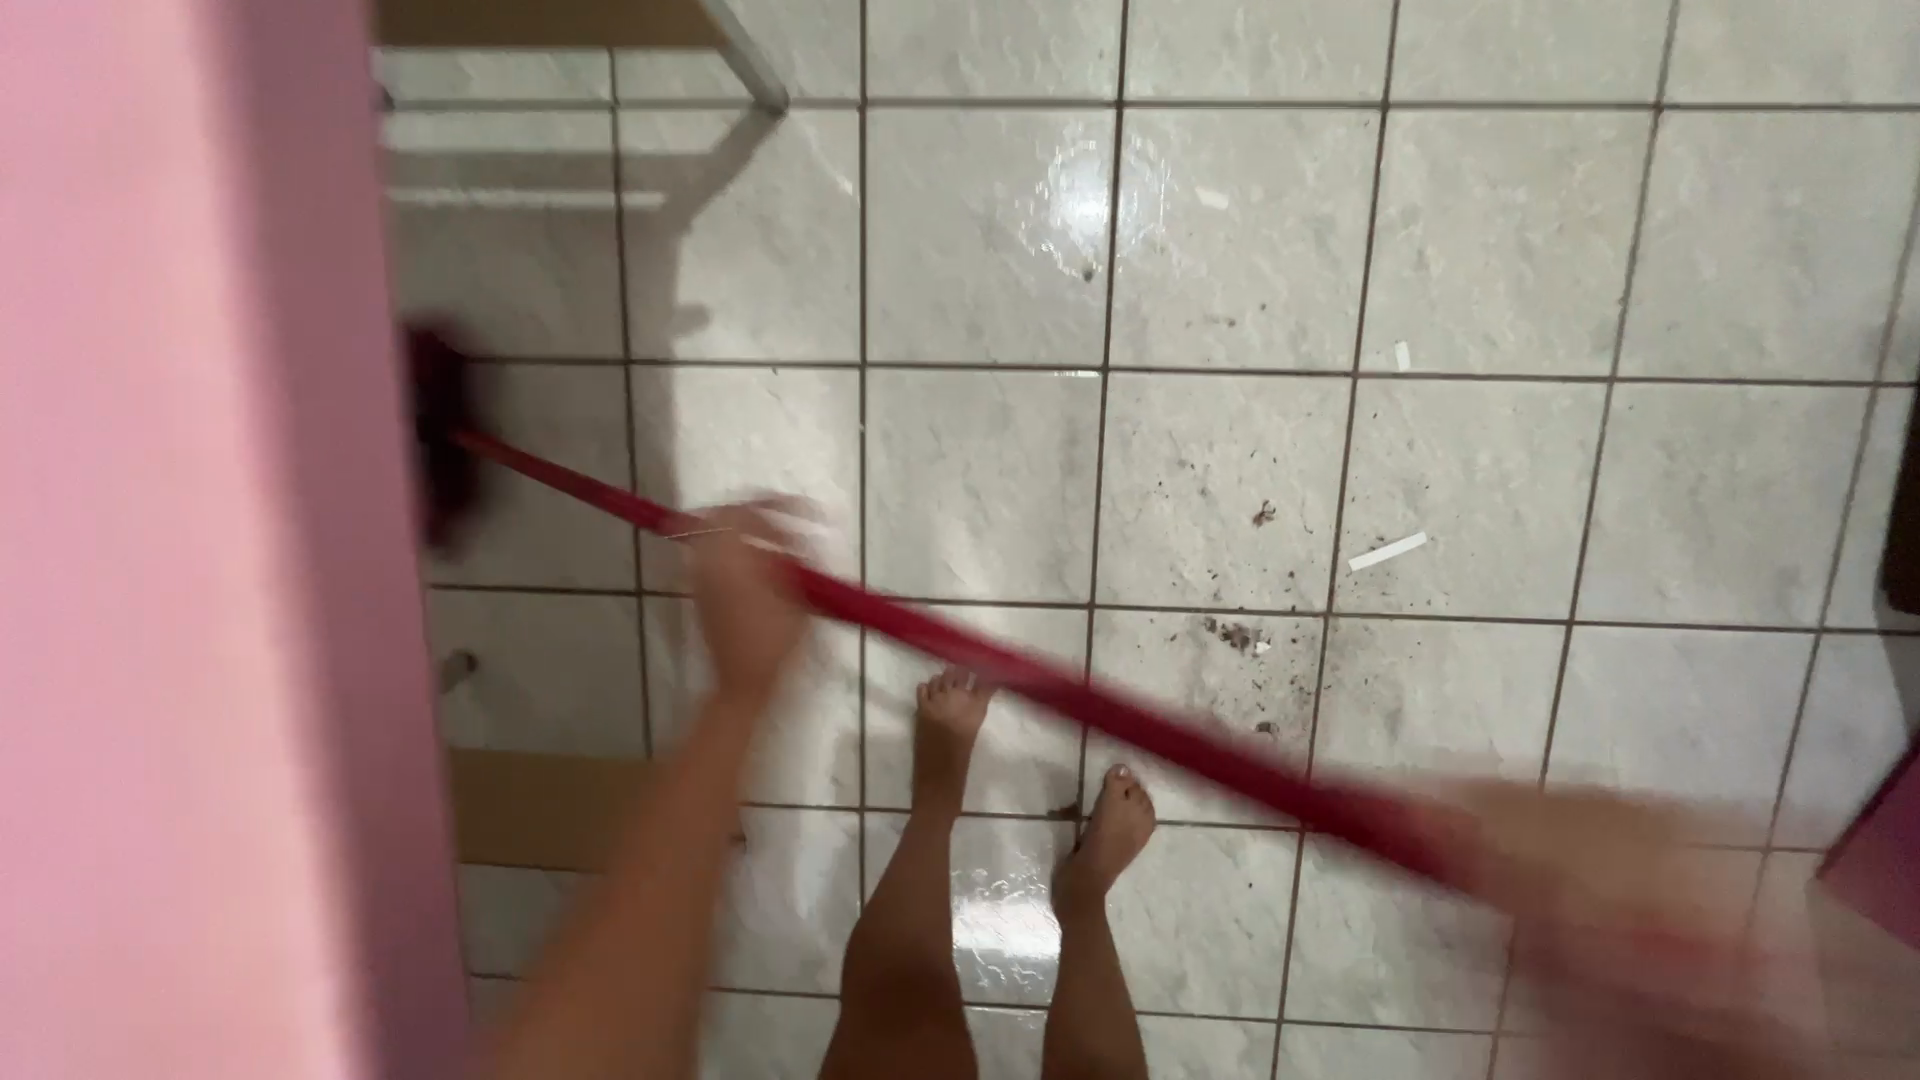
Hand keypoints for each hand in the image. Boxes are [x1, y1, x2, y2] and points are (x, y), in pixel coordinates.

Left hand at [685, 501, 813, 707]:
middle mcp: (706, 561)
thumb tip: (795, 535)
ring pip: (711, 536)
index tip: (805, 514)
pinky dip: (734, 552)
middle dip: (751, 512)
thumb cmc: (777, 642)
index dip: (778, 505)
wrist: (743, 685)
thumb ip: (795, 556)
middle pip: (718, 515)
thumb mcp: (799, 595)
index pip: (745, 510)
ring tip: (776, 545)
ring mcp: (698, 578)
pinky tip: (761, 568)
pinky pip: (711, 557)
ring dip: (742, 532)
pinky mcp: (699, 595)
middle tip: (782, 521)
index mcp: (730, 557)